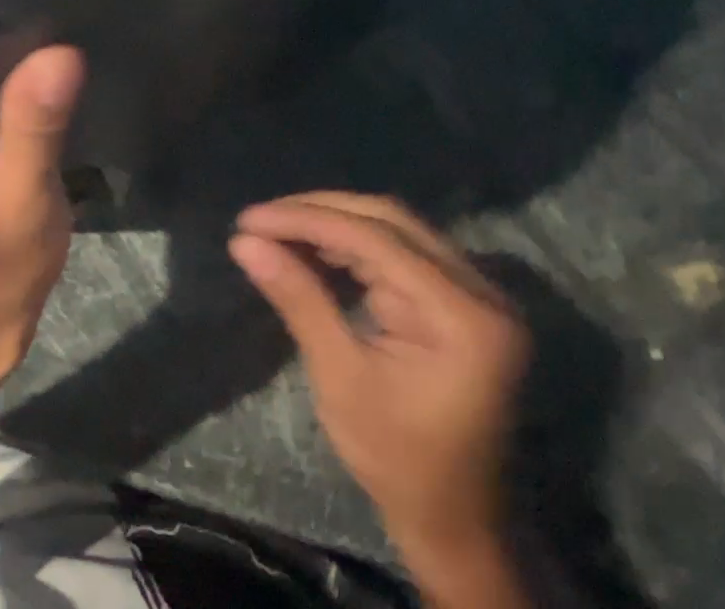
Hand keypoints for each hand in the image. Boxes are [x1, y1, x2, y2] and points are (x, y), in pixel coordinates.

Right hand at [229, 192, 528, 556]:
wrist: (450, 513)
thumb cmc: (394, 454)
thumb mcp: (339, 375)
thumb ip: (298, 299)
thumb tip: (244, 243)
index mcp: (462, 314)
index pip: (375, 239)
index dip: (306, 221)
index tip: (248, 221)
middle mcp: (480, 292)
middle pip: (392, 221)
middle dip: (319, 212)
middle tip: (257, 220)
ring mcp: (475, 296)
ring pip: (396, 231)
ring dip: (333, 225)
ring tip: (274, 231)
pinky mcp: (459, 305)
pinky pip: (402, 256)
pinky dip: (353, 248)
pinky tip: (311, 250)